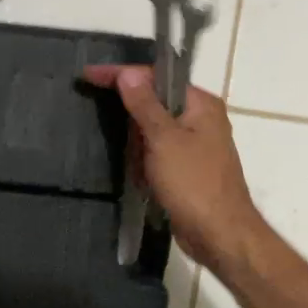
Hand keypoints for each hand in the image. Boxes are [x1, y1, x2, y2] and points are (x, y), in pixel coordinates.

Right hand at [84, 65, 267, 271]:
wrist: (218, 233)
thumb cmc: (193, 183)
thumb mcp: (163, 139)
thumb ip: (144, 105)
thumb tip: (127, 74)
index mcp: (201, 104)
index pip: (156, 77)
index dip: (121, 75)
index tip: (88, 76)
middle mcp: (201, 119)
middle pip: (154, 101)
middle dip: (129, 113)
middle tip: (99, 112)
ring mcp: (195, 144)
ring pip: (153, 129)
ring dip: (135, 142)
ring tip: (126, 155)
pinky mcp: (186, 167)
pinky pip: (156, 152)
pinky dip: (143, 159)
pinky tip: (136, 172)